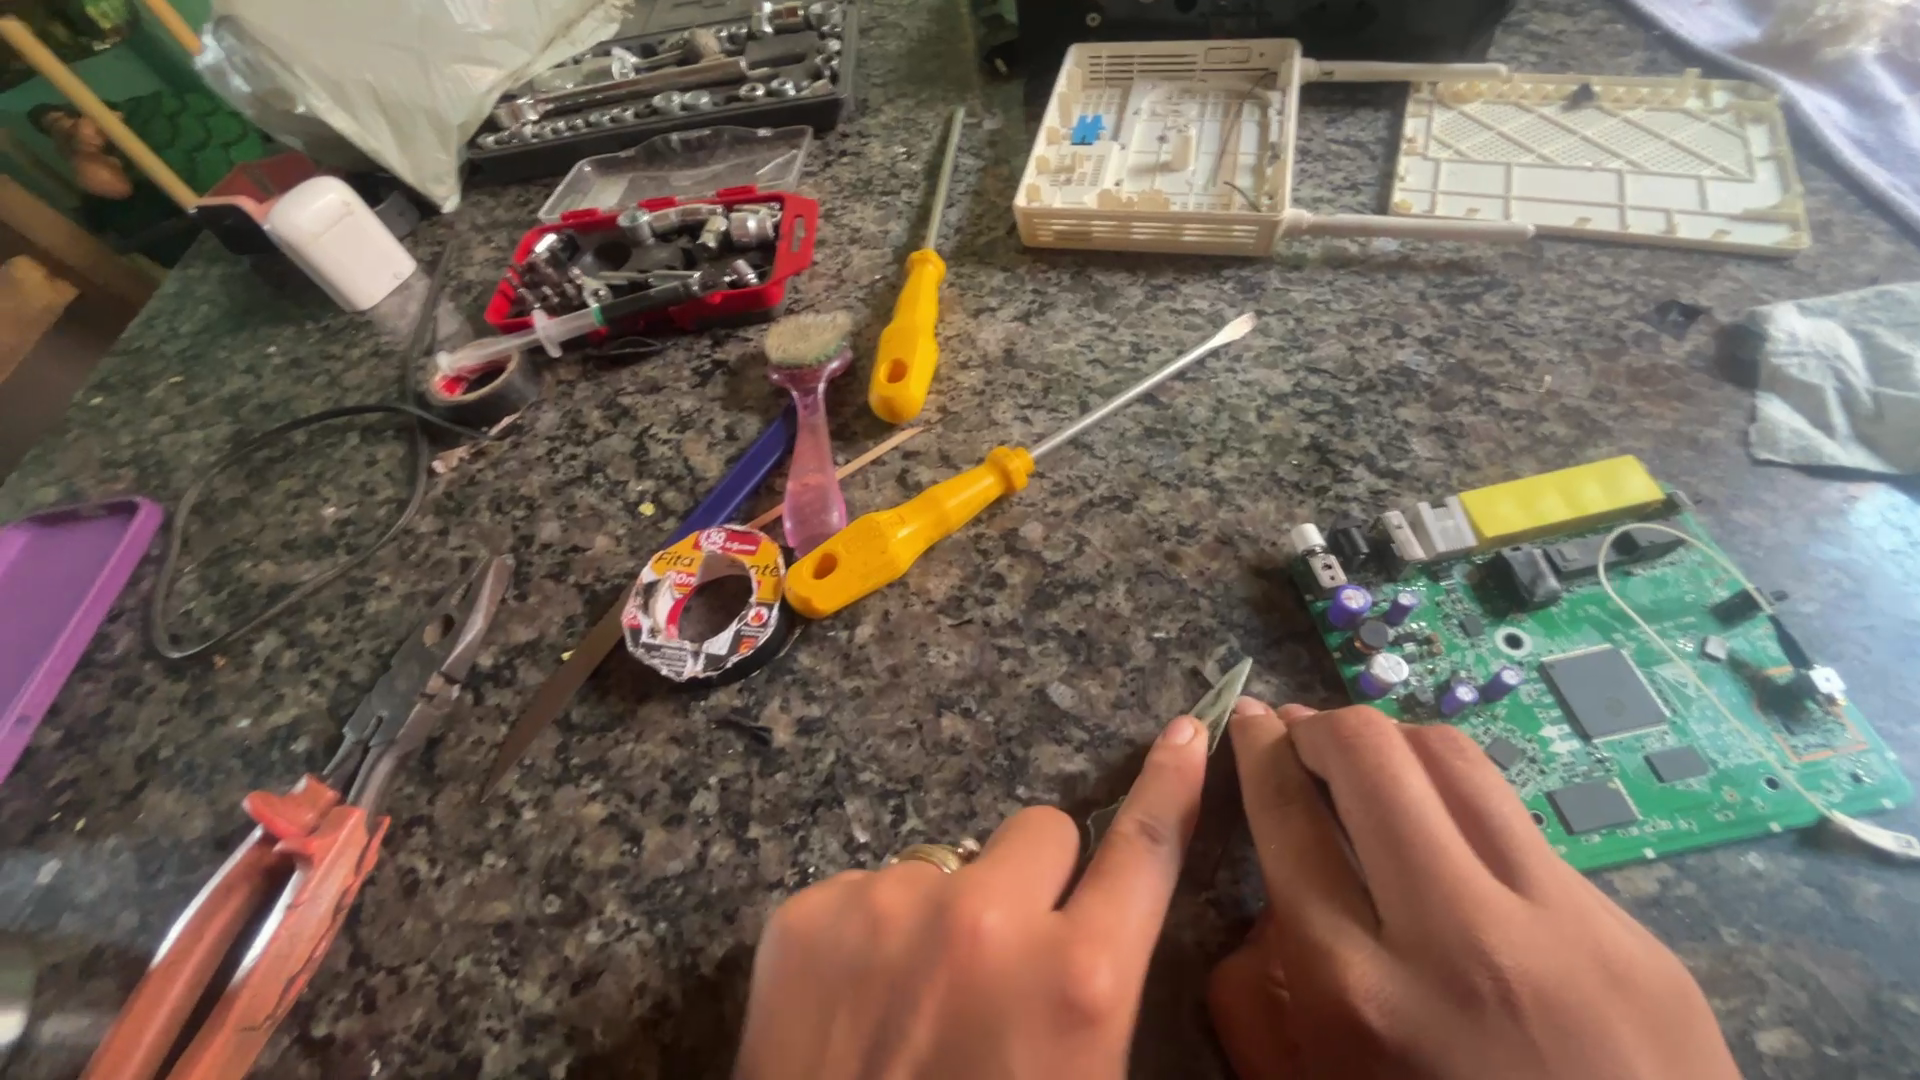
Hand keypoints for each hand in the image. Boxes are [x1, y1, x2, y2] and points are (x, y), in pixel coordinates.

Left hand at [736, 713, 1209, 1078]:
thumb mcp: (1082, 1074)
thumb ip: (1096, 982)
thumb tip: (1088, 907)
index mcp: (1077, 981)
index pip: (1143, 850)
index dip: (1169, 785)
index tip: (1184, 732)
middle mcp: (987, 922)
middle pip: (1040, 830)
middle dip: (1036, 877)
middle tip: (1005, 952)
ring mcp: (889, 905)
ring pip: (947, 861)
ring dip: (945, 910)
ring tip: (913, 995)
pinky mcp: (811, 910)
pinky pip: (867, 886)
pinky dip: (869, 930)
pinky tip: (852, 997)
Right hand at [1210, 700, 1739, 1079]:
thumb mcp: (1302, 1076)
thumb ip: (1254, 977)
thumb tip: (1272, 872)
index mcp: (1356, 986)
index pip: (1288, 814)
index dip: (1257, 750)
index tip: (1248, 721)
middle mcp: (1459, 938)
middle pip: (1371, 754)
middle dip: (1319, 724)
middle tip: (1300, 737)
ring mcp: (1564, 929)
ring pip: (1456, 760)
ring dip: (1392, 744)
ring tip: (1369, 765)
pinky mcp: (1634, 938)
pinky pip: (1522, 829)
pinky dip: (1461, 812)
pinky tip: (1453, 849)